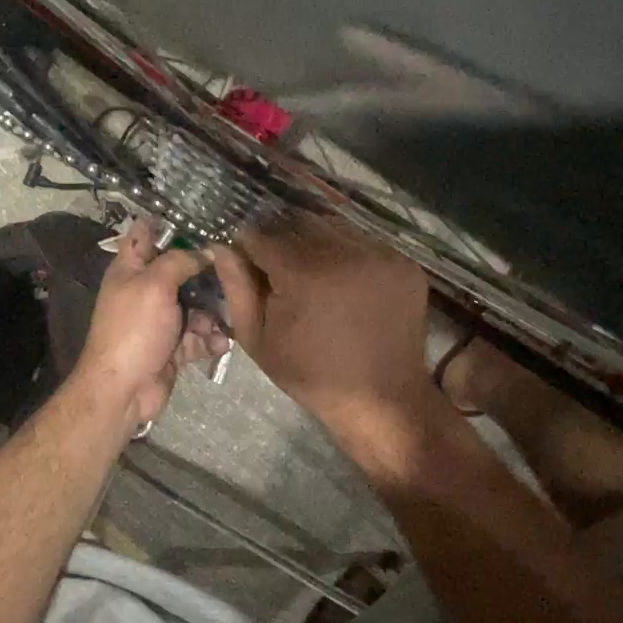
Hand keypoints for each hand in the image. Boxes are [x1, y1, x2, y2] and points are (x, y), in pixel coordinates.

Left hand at [68, 218, 230, 425]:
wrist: (123, 390)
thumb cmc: (134, 329)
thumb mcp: (154, 285)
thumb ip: (179, 261)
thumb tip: (203, 251)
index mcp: (130, 269)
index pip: (145, 234)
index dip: (169, 224)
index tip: (202, 218)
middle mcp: (144, 290)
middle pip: (180, 271)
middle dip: (205, 273)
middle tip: (233, 270)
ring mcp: (159, 320)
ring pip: (195, 305)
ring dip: (212, 314)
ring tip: (222, 322)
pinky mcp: (173, 347)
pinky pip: (198, 336)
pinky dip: (209, 339)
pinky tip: (219, 344)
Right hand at [212, 213, 450, 440]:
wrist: (380, 398)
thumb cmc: (310, 373)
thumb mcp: (258, 339)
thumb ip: (237, 288)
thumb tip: (220, 246)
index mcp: (305, 275)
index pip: (261, 236)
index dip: (247, 245)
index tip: (244, 258)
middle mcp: (345, 255)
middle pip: (297, 223)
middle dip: (280, 238)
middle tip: (277, 265)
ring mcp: (379, 256)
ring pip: (332, 226)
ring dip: (314, 240)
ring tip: (311, 271)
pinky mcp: (403, 263)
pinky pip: (363, 240)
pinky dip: (346, 251)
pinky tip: (342, 277)